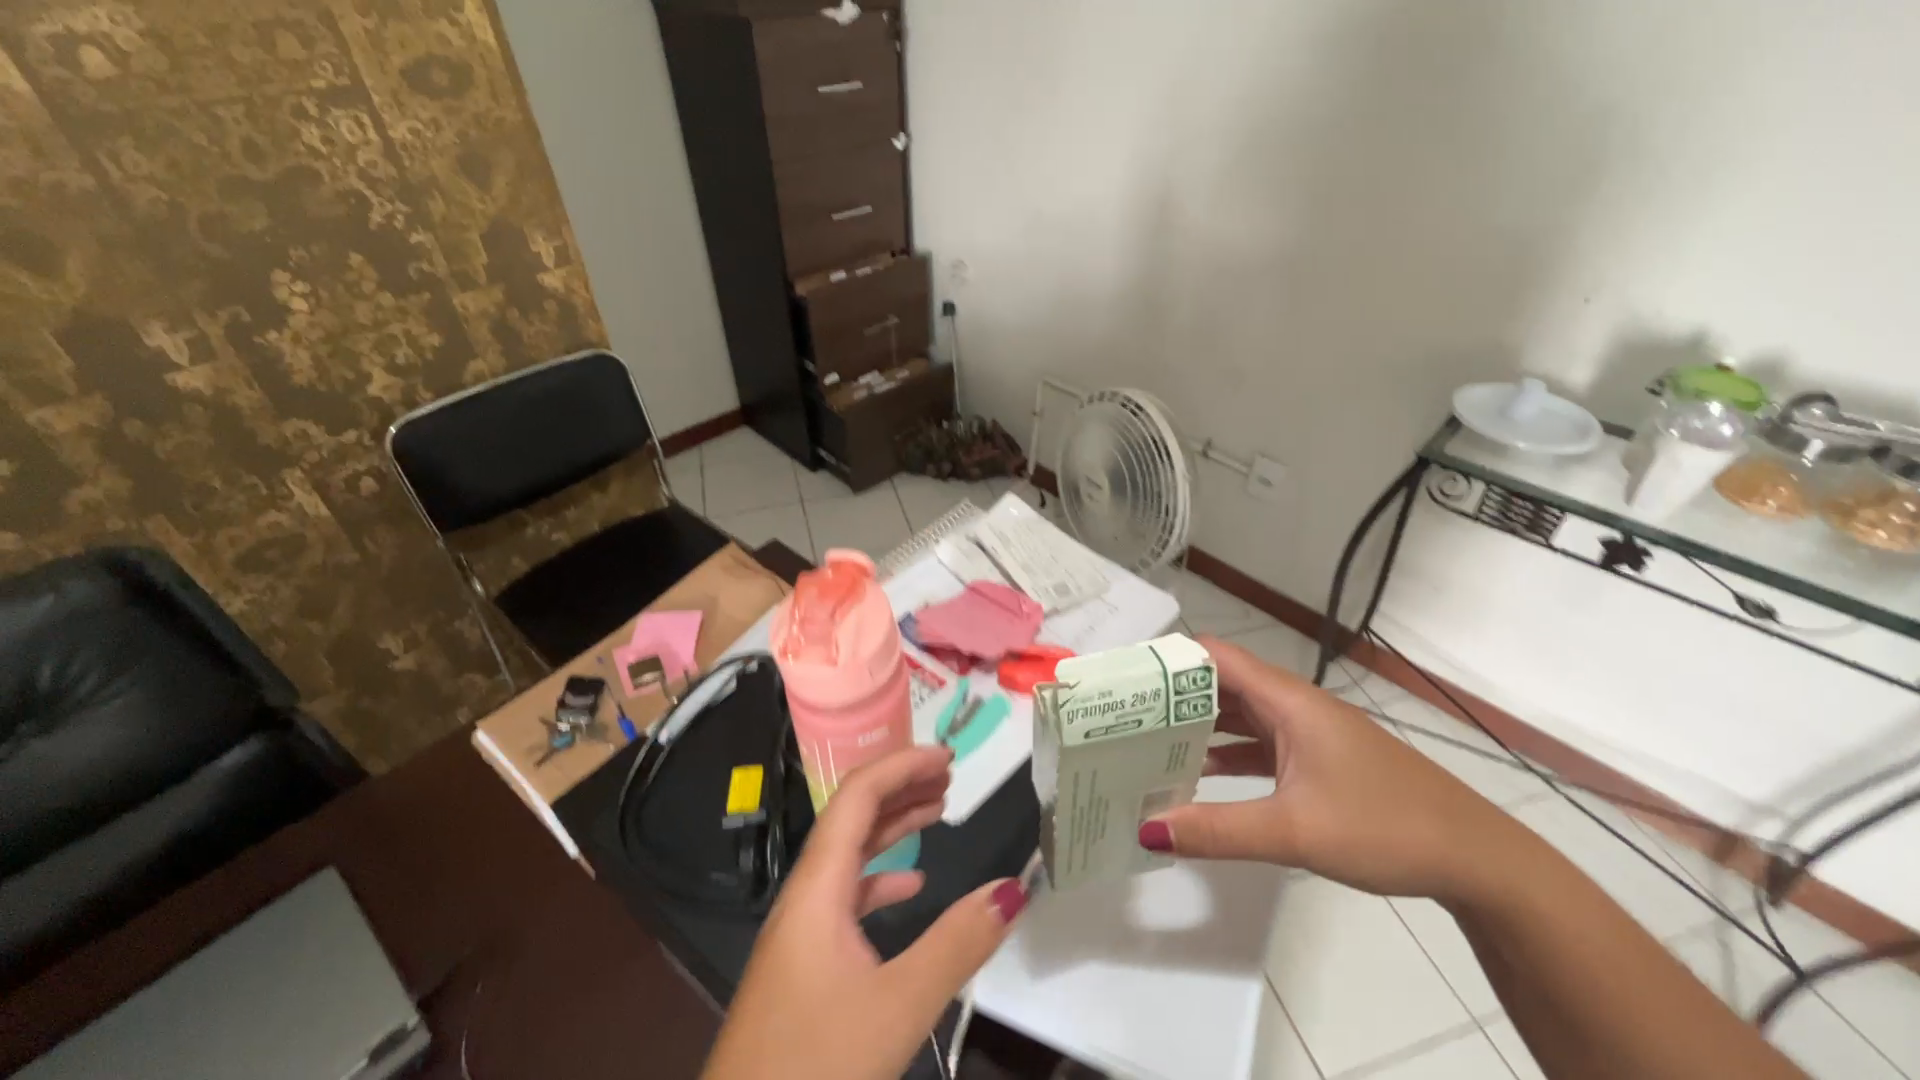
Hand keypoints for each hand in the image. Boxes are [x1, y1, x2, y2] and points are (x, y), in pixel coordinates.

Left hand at [700, 746, 1027, 1079]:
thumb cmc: (817, 1061)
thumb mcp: (899, 1004)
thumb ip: (957, 944)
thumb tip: (1013, 888)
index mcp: (817, 889)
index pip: (855, 800)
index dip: (899, 767)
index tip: (948, 757)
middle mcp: (804, 897)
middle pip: (850, 820)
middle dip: (899, 789)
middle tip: (951, 777)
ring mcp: (800, 930)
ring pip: (848, 858)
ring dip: (892, 829)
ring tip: (939, 812)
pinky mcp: (804, 962)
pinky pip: (845, 897)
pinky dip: (881, 879)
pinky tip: (910, 888)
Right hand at [1138, 635, 1529, 902]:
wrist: (1473, 857)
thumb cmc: (1385, 826)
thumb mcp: (1293, 831)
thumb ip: (1217, 830)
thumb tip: (1146, 830)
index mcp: (1290, 703)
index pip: (1216, 657)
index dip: (1167, 661)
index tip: (1122, 680)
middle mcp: (1296, 708)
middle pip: (1222, 686)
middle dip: (1171, 698)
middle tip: (1119, 718)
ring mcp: (1311, 736)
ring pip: (1241, 718)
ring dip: (1198, 728)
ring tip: (1144, 745)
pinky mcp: (1320, 763)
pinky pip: (1260, 747)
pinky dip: (1227, 756)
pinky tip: (1199, 779)